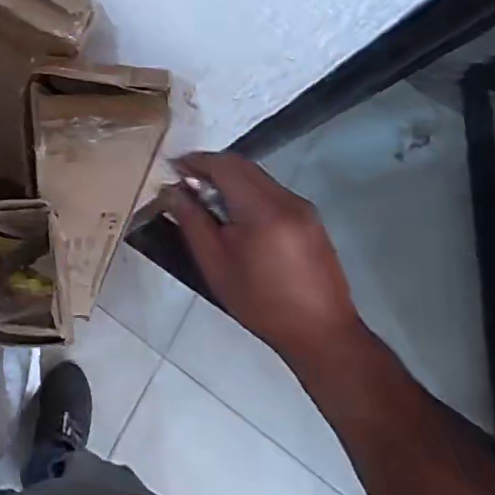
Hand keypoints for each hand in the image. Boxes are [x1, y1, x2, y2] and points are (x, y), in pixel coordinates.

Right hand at [162, 152, 362, 365]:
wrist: (321, 333)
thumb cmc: (261, 304)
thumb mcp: (216, 265)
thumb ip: (192, 222)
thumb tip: (173, 192)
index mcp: (264, 210)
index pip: (225, 165)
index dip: (196, 161)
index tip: (174, 168)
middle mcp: (287, 199)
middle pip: (243, 166)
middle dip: (212, 168)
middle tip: (186, 184)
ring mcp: (303, 206)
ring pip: (258, 177)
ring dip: (230, 180)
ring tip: (207, 203)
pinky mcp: (310, 217)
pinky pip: (272, 192)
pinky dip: (249, 194)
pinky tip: (237, 218)